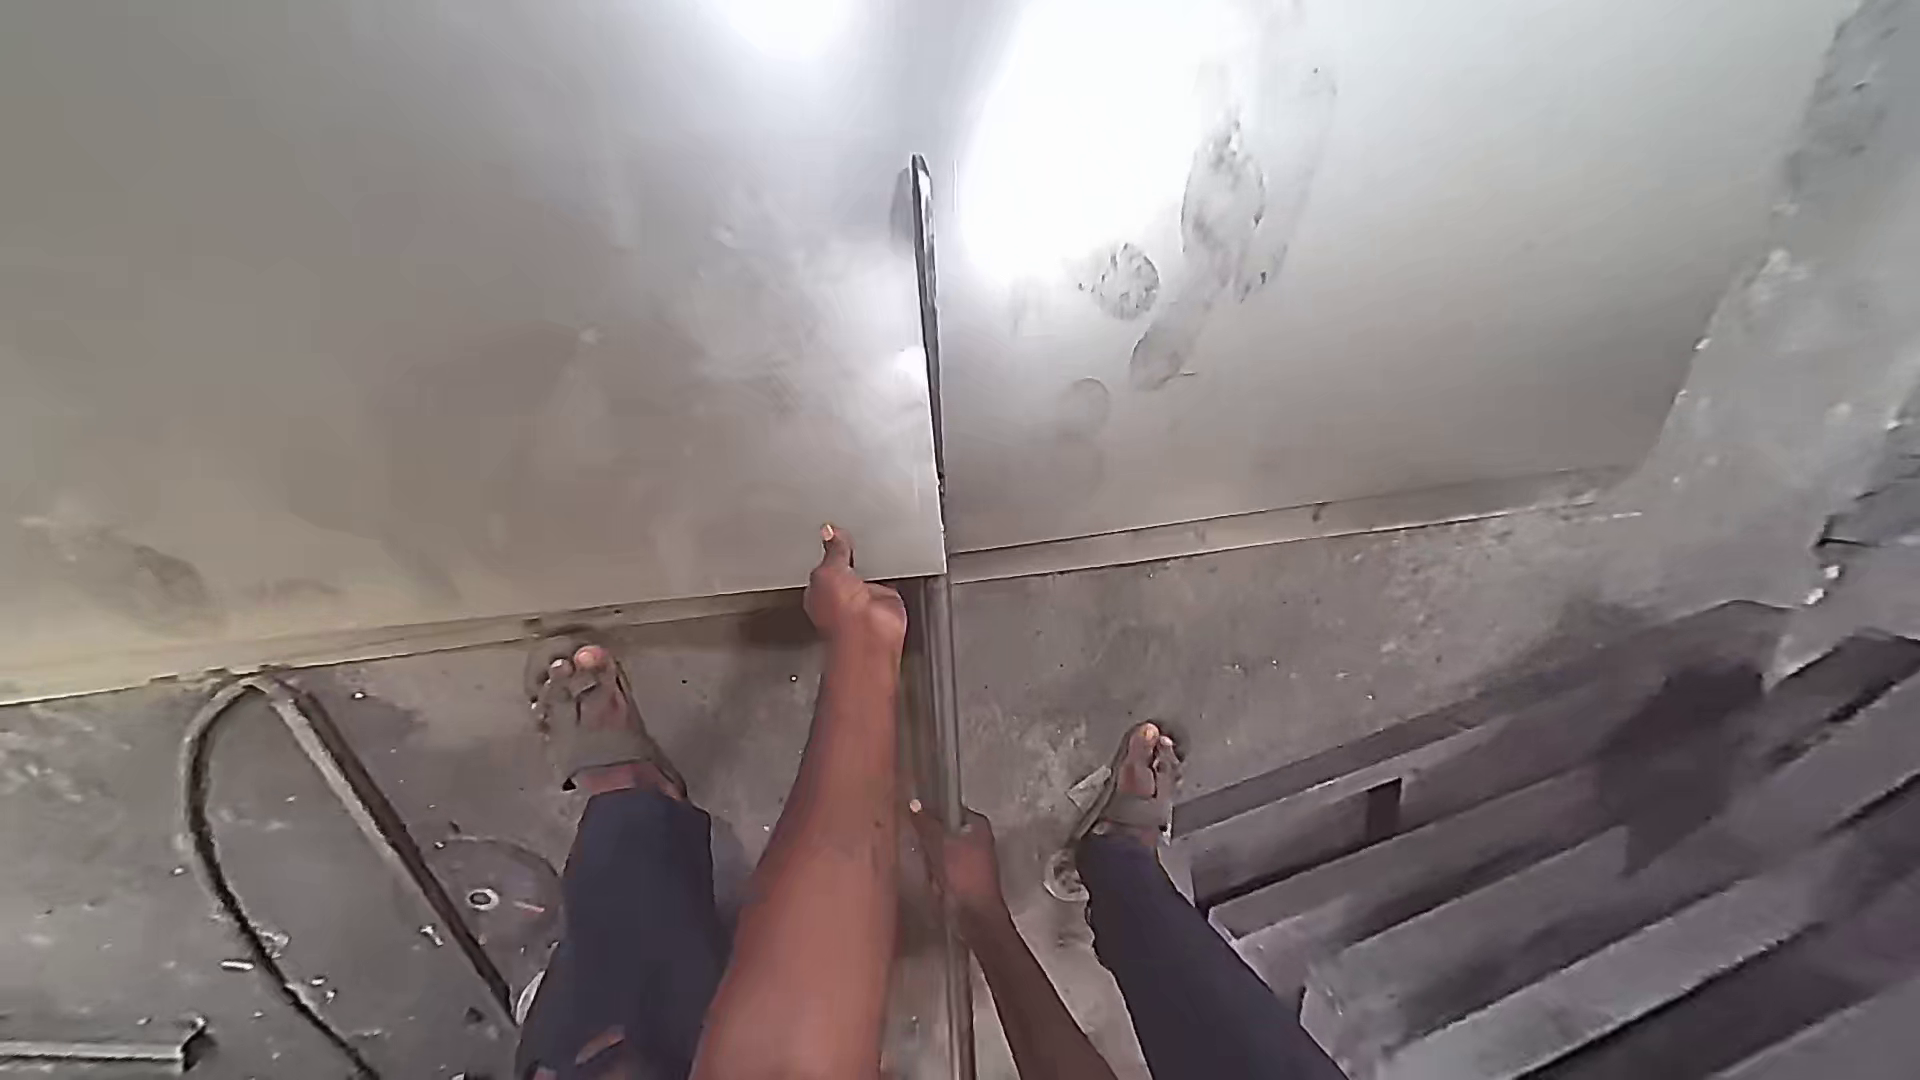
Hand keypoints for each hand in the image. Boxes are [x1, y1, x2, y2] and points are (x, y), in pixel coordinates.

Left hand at [804, 525, 907, 651]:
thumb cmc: (840, 613)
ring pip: (867, 573)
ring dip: (870, 565)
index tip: (832, 532)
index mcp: (820, 590)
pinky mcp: (887, 598)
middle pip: (846, 568)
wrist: (869, 632)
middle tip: (852, 538)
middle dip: (849, 555)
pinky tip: (887, 566)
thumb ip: (833, 549)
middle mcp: (842, 596)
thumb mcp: (828, 570)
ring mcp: (864, 598)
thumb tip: (829, 531)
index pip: (823, 566)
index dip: (827, 550)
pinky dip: (890, 572)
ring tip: (871, 551)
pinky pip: (888, 579)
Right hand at [910, 801, 1009, 931]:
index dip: (933, 814)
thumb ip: (926, 824)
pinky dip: (936, 875)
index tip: (915, 819)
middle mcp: (978, 839)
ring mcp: (971, 861)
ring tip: (928, 868)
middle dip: (930, 841)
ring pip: (941, 852)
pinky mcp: (964, 880)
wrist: (976, 919)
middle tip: (920, 847)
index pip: (950, 809)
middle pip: (944, 831)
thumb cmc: (963, 876)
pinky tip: (933, 882)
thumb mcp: (941, 845)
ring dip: (931, 860)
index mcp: (978, 825)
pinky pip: (942, 870)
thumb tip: (913, 803)